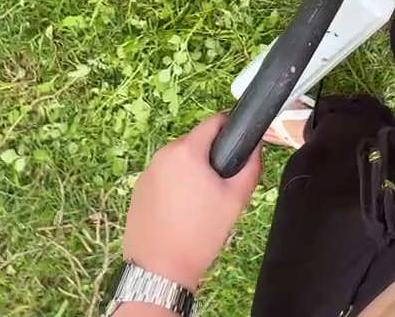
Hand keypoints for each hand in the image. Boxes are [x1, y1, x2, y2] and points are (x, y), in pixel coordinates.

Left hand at [121, 114, 262, 291]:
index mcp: (186, 150)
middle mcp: (163, 154)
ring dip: (193, 172)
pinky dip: (175, 187)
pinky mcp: (138, 191)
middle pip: (197, 143)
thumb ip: (251, 166)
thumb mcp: (236, 199)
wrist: (159, 272)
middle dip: (211, 158)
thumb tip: (256, 146)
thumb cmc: (200, 234)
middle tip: (221, 187)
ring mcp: (147, 172)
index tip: (238, 150)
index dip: (231, 130)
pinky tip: (182, 213)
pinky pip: (164, 177)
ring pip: (180, 161)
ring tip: (202, 204)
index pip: (214, 122)